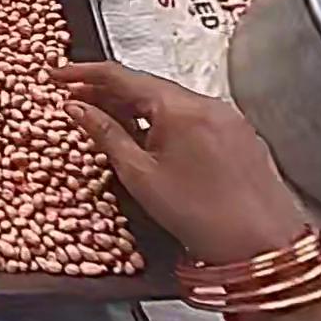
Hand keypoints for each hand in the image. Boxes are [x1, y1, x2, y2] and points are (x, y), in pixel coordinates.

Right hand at [52, 61, 306, 263]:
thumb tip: (76, 107)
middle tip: (72, 98)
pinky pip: (187, 115)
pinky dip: (156, 117)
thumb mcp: (137, 172)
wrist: (263, 247)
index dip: (83, 73)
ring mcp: (226, 119)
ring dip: (129, 105)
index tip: (57, 75)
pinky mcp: (236, 135)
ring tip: (100, 117)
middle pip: (145, 85)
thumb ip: (104, 132)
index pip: (121, 76)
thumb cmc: (198, 212)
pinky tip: (139, 133)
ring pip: (166, 100)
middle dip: (104, 90)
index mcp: (181, 109)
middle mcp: (208, 105)